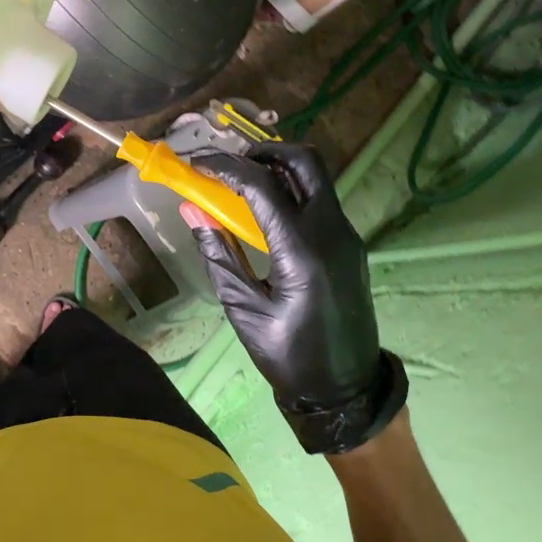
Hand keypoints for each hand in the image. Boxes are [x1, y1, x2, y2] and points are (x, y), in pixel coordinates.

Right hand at [182, 142, 406, 453]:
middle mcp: (331, 231)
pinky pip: (320, 199)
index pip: (261, 184)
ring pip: (316, 177)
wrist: (346, 389)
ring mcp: (346, 235)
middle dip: (262, 151)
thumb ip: (219, 255)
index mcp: (302, 249)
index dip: (224, 167)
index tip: (194, 165)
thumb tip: (192, 210)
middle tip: (227, 166)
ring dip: (278, 168)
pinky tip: (263, 210)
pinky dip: (291, 190)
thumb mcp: (245, 309)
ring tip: (239, 185)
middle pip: (303, 161)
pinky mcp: (349, 244)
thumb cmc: (289, 356)